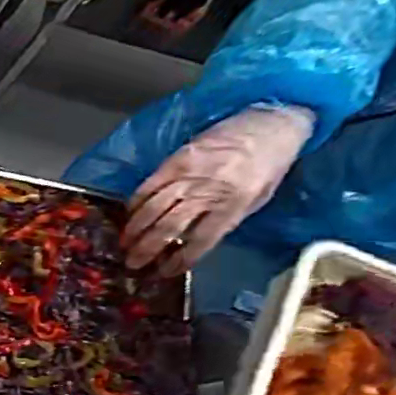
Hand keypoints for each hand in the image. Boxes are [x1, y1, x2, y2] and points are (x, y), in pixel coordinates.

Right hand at [123, 104, 314, 274]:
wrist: (270, 122)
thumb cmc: (268, 165)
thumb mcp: (255, 199)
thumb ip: (223, 220)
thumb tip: (190, 241)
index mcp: (234, 204)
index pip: (201, 240)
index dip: (180, 260)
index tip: (164, 272)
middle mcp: (208, 192)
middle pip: (169, 227)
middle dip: (147, 248)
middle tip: (132, 263)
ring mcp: (188, 175)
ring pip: (152, 209)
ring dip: (135, 230)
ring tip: (125, 243)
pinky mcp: (174, 162)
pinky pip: (147, 187)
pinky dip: (134, 204)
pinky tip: (128, 216)